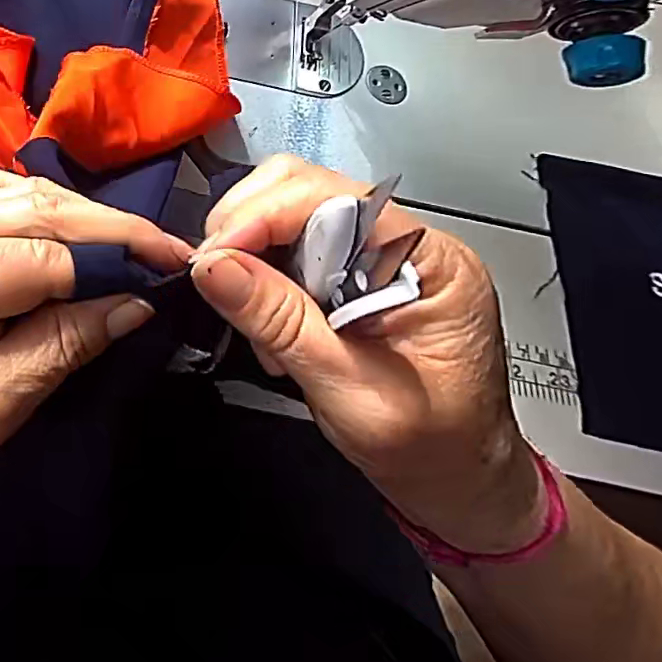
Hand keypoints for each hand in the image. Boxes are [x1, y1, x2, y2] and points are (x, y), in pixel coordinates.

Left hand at [0, 170, 189, 510]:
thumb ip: (63, 344)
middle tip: (169, 251)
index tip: (172, 266)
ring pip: (23, 196)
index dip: (110, 257)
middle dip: (108, 228)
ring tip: (133, 248)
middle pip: (32, 211)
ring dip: (84, 217)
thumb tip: (136, 299)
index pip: (35, 255)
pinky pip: (7, 201)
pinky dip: (53, 214)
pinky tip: (80, 237)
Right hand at [190, 155, 545, 553]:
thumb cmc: (425, 444)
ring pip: (279, 205)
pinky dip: (248, 265)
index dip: (262, 218)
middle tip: (215, 274)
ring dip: (242, 246)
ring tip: (243, 304)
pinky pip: (275, 239)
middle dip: (243, 222)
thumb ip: (279, 322)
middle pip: (300, 186)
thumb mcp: (348, 389)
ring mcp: (367, 250)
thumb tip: (210, 267)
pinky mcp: (338, 265)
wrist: (452, 475)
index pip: (333, 200)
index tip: (212, 260)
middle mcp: (399, 241)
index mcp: (429, 262)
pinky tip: (256, 311)